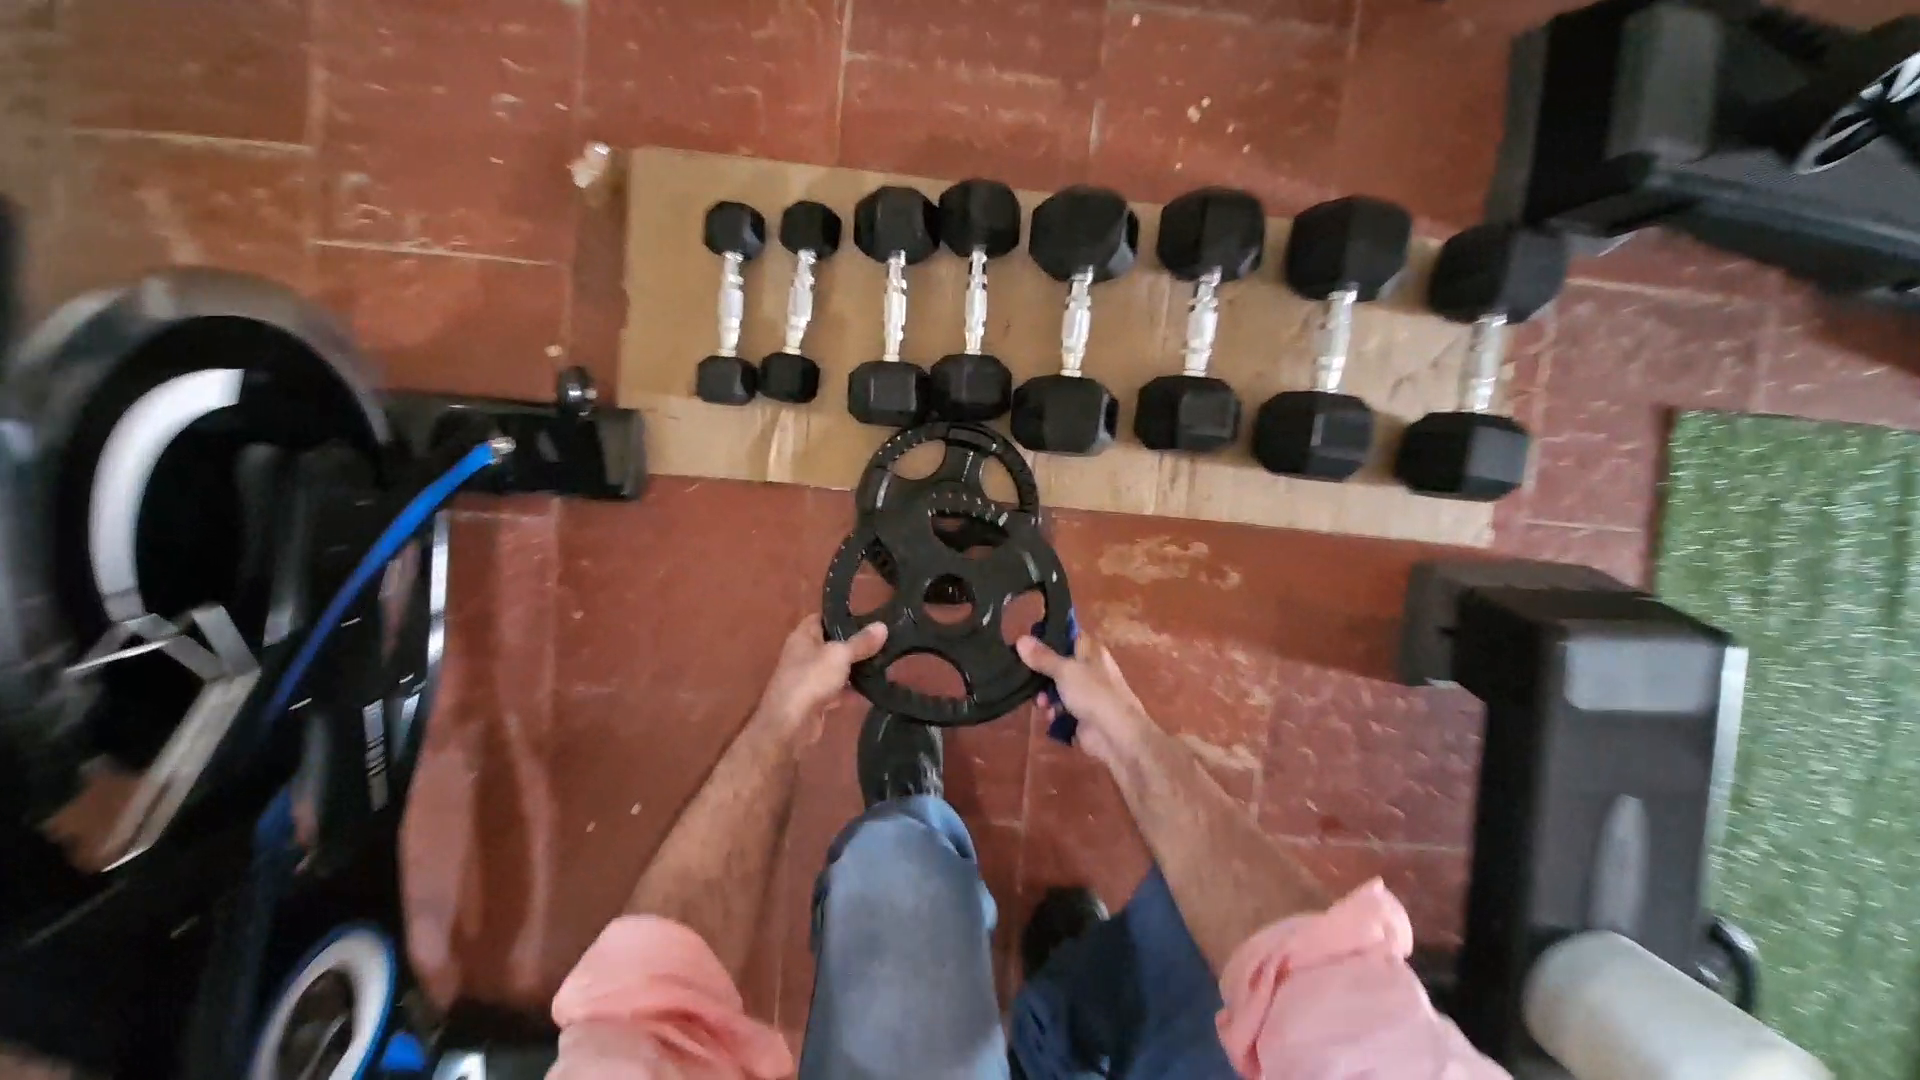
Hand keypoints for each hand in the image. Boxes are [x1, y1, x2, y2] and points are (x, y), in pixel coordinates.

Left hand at [756, 615, 887, 738]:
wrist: (790, 725)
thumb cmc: (811, 679)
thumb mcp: (840, 655)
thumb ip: (861, 642)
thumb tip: (882, 626)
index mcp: (804, 636)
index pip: (822, 617)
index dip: (842, 616)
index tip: (867, 617)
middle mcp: (804, 654)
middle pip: (832, 644)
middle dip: (855, 644)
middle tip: (883, 642)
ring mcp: (809, 678)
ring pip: (836, 669)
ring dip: (856, 670)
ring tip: (884, 664)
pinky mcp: (816, 700)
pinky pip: (838, 691)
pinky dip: (852, 692)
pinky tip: (874, 692)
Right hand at [1015, 633, 1158, 769]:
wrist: (1116, 734)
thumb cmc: (1094, 693)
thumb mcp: (1065, 671)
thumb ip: (1042, 657)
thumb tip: (1020, 638)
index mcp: (1090, 651)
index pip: (1067, 635)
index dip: (1047, 638)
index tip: (1026, 644)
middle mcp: (1088, 668)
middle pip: (1057, 663)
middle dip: (1040, 673)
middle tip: (1027, 677)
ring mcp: (1085, 692)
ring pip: (1055, 687)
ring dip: (1045, 695)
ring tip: (1041, 704)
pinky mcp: (1080, 713)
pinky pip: (1060, 707)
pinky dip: (1053, 711)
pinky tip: (1050, 716)